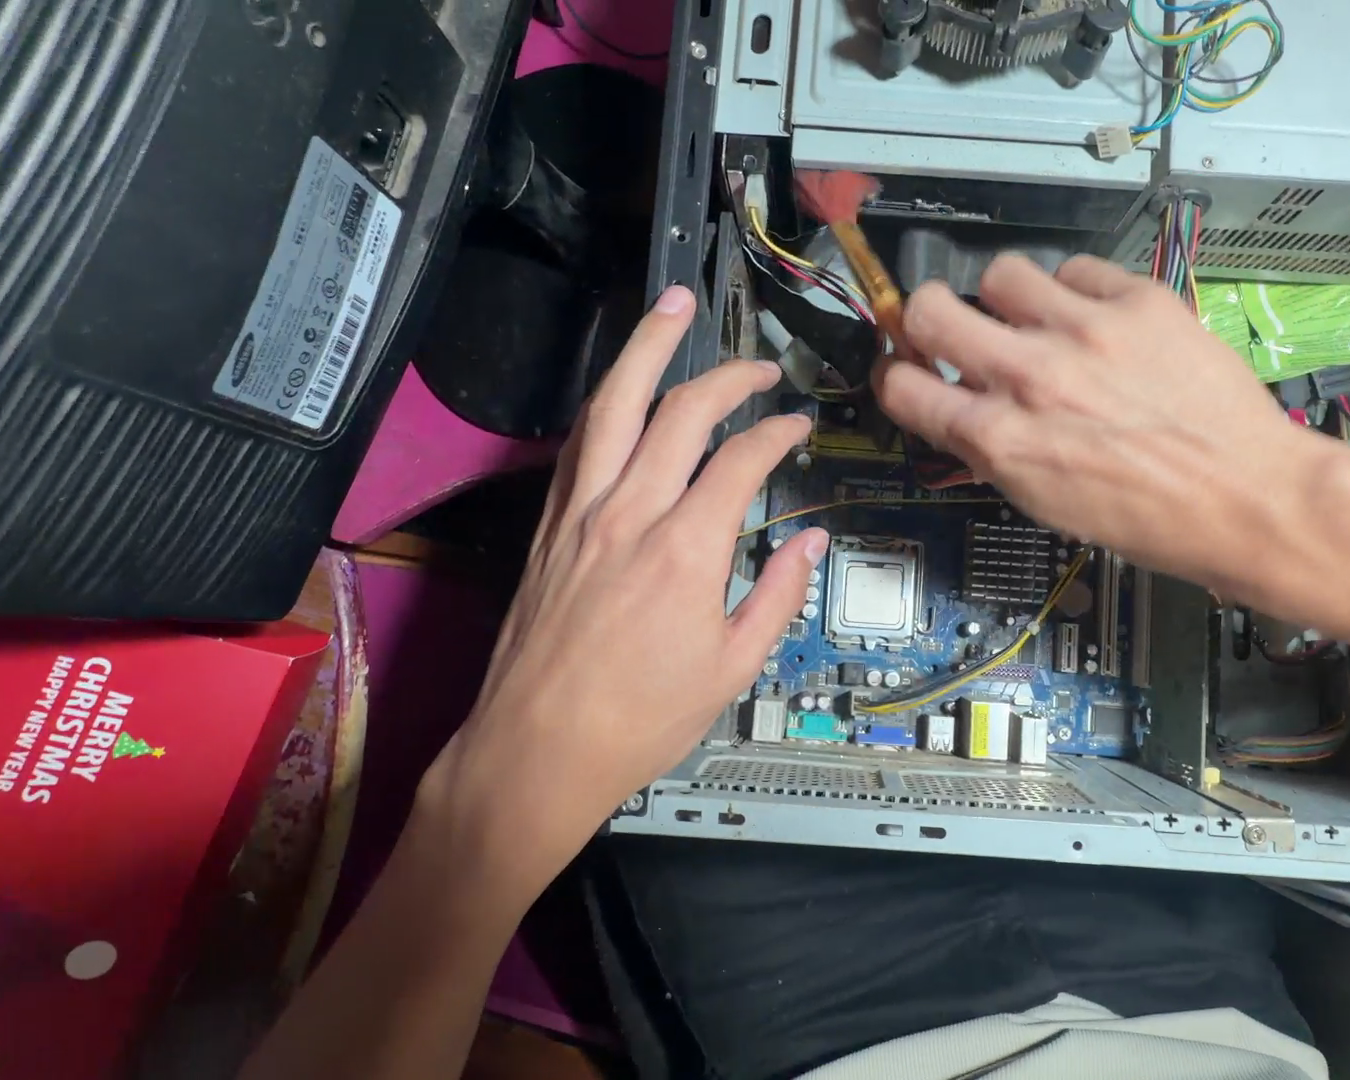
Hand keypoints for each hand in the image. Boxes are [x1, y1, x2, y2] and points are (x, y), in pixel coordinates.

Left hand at [421, 286, 825, 871]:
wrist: (538, 749)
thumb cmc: (644, 719)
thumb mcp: (733, 668)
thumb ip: (777, 595)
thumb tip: (810, 541)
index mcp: (686, 548)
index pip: (742, 459)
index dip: (778, 432)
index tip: (799, 426)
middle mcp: (630, 512)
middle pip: (680, 411)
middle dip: (728, 376)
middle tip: (760, 366)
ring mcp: (580, 511)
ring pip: (614, 405)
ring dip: (646, 348)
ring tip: (672, 305)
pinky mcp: (548, 524)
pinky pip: (579, 443)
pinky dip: (606, 404)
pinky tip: (620, 389)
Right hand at [877, 253, 1325, 596]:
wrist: (1244, 496)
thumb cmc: (1145, 518)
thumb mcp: (1042, 503)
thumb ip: (988, 452)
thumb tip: (955, 417)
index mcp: (1000, 438)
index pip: (902, 386)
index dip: (894, 377)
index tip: (904, 372)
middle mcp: (1031, 376)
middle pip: (929, 310)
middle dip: (925, 321)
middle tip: (949, 333)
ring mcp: (1084, 330)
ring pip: (1000, 274)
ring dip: (1004, 300)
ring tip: (1032, 322)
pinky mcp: (1137, 300)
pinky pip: (1075, 269)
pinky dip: (1073, 292)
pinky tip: (1092, 321)